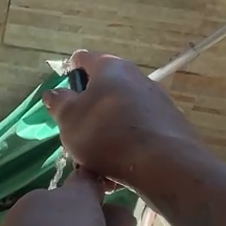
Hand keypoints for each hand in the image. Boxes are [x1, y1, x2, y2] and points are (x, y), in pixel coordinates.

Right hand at [44, 51, 202, 190]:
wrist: (163, 164)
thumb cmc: (106, 134)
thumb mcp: (69, 119)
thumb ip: (59, 103)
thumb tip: (55, 92)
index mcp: (110, 68)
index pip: (84, 58)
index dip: (70, 72)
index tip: (63, 94)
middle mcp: (137, 77)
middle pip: (104, 88)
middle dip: (88, 108)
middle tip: (76, 131)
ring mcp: (157, 100)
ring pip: (121, 111)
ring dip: (106, 129)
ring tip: (96, 157)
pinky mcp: (170, 124)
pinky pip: (138, 130)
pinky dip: (125, 143)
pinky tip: (117, 167)